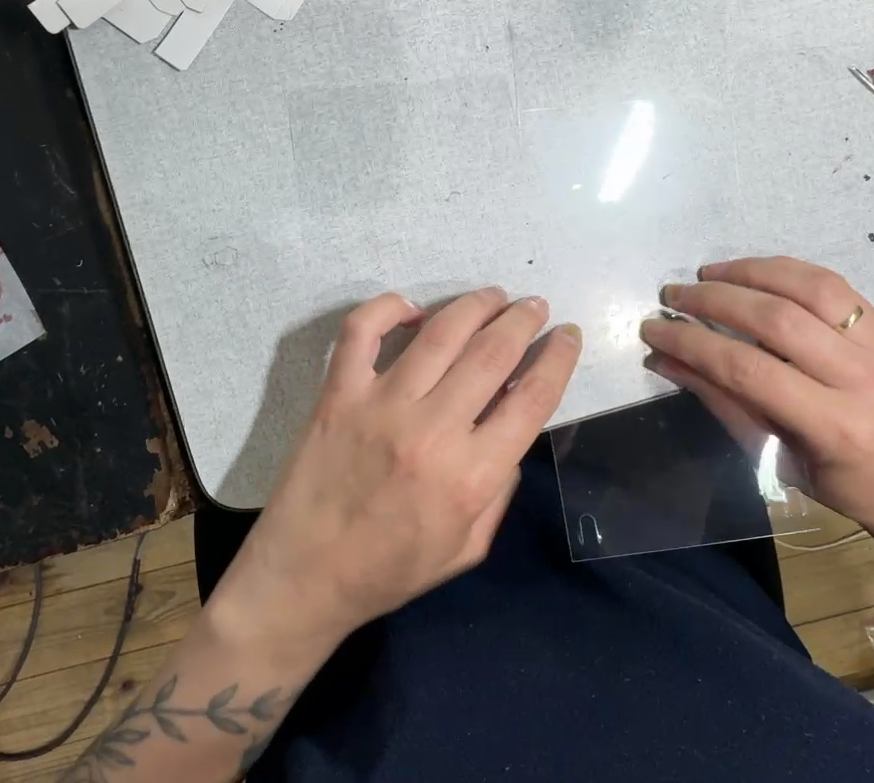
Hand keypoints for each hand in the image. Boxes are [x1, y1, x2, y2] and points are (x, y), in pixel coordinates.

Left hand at [211, 288, 582, 657]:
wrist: (304, 578)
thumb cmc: (390, 571)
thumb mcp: (468, 549)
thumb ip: (500, 489)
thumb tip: (511, 432)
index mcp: (471, 476)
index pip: (533, 399)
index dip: (559, 358)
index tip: (568, 336)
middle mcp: (432, 430)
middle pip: (492, 353)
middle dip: (523, 320)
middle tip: (535, 306)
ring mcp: (381, 405)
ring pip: (440, 332)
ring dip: (475, 305)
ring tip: (493, 296)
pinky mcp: (338, 394)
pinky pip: (362, 331)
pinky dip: (388, 307)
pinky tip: (412, 307)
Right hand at [640, 257, 873, 546]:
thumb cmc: (845, 487)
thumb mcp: (775, 457)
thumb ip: (722, 402)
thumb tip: (666, 361)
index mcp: (835, 425)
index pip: (748, 369)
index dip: (692, 344)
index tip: (653, 330)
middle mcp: (863, 378)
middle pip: (776, 319)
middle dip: (713, 301)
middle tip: (673, 296)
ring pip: (809, 287)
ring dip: (749, 273)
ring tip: (707, 274)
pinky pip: (833, 284)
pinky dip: (785, 270)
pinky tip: (753, 273)